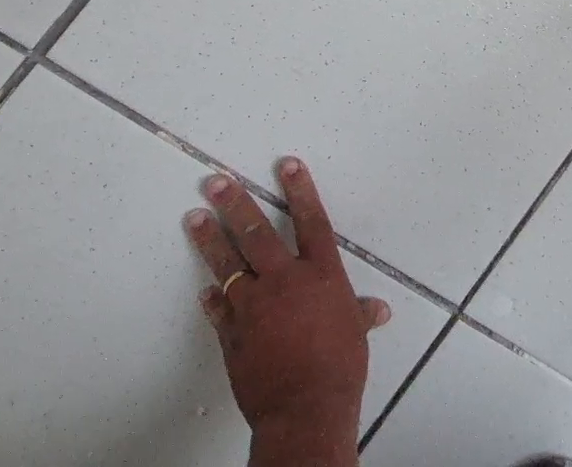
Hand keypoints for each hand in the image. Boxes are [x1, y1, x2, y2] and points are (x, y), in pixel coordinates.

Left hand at [184, 159, 391, 438]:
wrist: (305, 408)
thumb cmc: (340, 367)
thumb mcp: (355, 333)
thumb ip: (360, 314)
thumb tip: (376, 310)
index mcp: (321, 274)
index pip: (311, 220)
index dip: (299, 190)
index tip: (286, 163)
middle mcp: (286, 280)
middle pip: (258, 233)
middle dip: (236, 204)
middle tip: (216, 182)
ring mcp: (254, 305)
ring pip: (228, 263)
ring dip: (210, 239)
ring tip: (195, 217)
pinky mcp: (232, 333)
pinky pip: (218, 309)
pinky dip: (212, 298)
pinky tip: (204, 289)